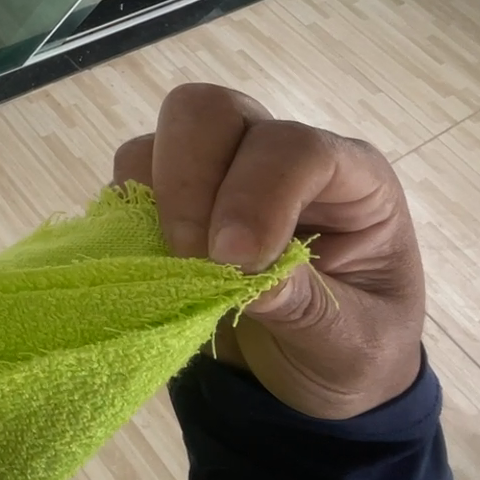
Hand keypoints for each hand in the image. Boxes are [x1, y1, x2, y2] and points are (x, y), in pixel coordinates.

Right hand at [113, 83, 424, 419]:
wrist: (303, 367)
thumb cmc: (349, 349)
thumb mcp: (353, 345)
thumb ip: (306, 304)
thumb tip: (240, 272)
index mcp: (347, 177)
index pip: (293, 148)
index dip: (256, 193)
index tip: (233, 259)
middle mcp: (270, 152)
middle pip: (209, 111)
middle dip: (187, 177)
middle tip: (187, 252)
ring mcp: (209, 163)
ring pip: (156, 139)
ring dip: (153, 201)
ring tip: (174, 266)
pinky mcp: (161, 186)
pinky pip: (127, 175)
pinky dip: (128, 213)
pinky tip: (154, 258)